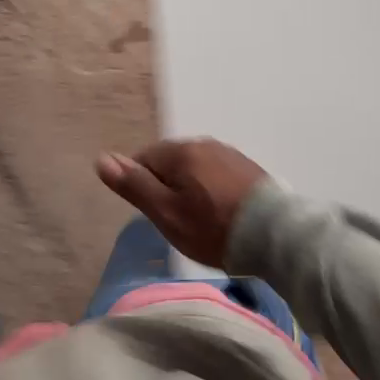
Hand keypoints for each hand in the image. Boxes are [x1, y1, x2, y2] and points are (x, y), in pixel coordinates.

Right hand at [96, 138, 268, 268]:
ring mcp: (228, 153)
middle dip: (167, 187)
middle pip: (169, 163)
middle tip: (179, 222)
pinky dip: (212, 191)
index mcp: (179, 151)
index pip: (143, 160)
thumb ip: (134, 185)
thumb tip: (101, 159)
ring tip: (201, 221)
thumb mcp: (167, 213)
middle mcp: (202, 143)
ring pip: (194, 169)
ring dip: (191, 189)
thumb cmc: (214, 228)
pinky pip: (217, 175)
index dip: (144, 189)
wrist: (277, 236)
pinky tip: (222, 214)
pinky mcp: (248, 168)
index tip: (158, 215)